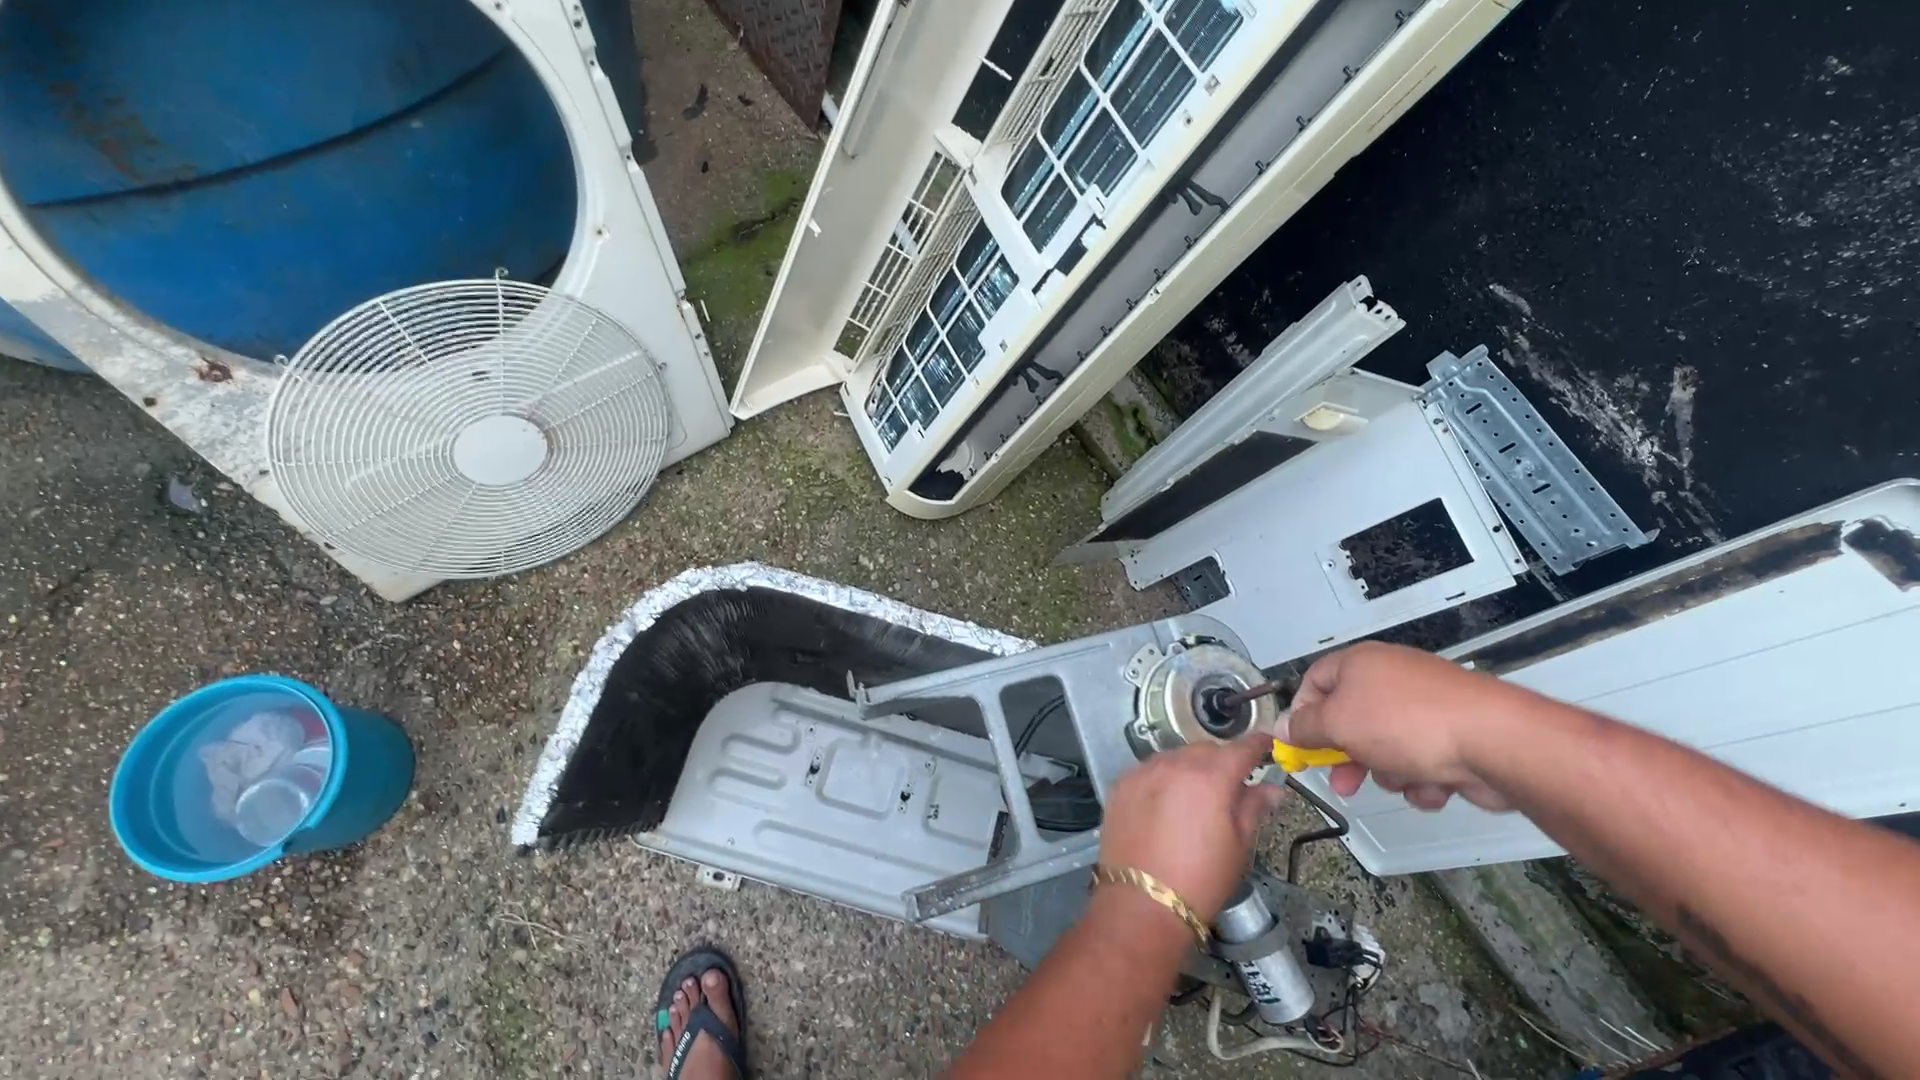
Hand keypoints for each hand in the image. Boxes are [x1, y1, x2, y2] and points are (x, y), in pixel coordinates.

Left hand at [1098, 737, 1283, 920]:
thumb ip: (1253, 807)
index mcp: (1209, 777)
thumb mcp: (1237, 845)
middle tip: (1230, 787)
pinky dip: (1162, 779)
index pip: (1240, 749)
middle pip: (1205, 751)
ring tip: (1194, 799)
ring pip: (1174, 758)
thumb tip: (1270, 788)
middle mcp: (1174, 764)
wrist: (1141, 903)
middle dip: (1221, 762)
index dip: (1257, 745)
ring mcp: (1142, 772)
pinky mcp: (1120, 785)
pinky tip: (1164, 805)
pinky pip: (1148, 771)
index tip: (1267, 745)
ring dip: (1189, 769)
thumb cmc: (1200, 879)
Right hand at [1281, 642, 1522, 811]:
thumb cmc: (1404, 723)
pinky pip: (1421, 759)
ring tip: (1404, 779)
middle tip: (1343, 784)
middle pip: (1350, 720)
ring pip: (1385, 746)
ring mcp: (1425, 706)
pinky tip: (1434, 785)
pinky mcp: (1454, 733)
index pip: (1314, 682)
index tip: (1299, 746)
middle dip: (1347, 757)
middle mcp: (1391, 678)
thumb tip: (1281, 726)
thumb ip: (1303, 727)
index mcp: (1359, 663)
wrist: (1494, 741)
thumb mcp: (1337, 724)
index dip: (1302, 715)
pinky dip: (1422, 778)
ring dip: (1388, 772)